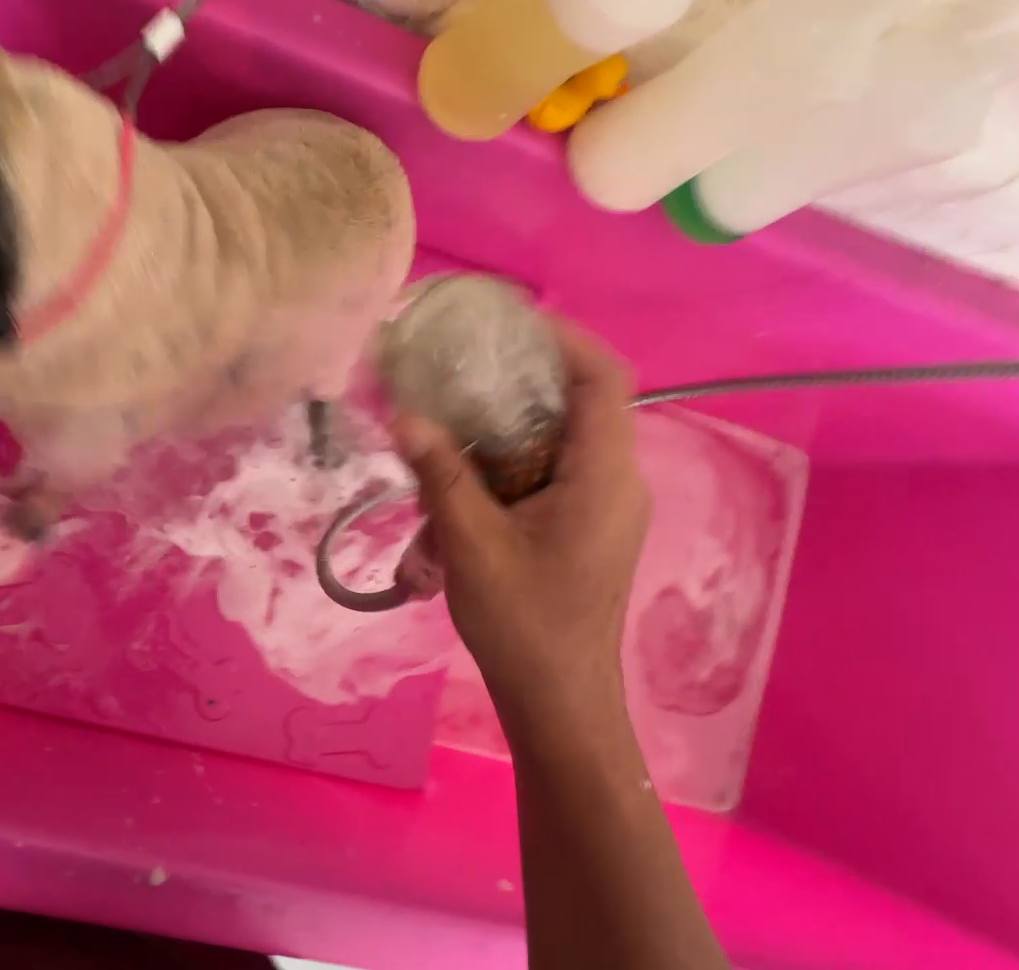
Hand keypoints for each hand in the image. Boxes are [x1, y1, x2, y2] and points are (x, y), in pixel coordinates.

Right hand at [392, 319, 649, 720]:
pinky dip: (505, 461)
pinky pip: (547, 470)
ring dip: (504, 426)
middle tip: (455, 369)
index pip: (603, 380)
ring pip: (558, 438)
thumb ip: (441, 476)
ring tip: (446, 425)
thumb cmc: (523, 620)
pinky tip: (458, 481)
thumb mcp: (472, 544)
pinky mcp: (583, 524)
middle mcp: (614, 480)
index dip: (564, 338)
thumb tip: (404, 417)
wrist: (557, 696)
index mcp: (603, 476)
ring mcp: (602, 504)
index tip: (507, 322)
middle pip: (578, 402)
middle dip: (518, 379)